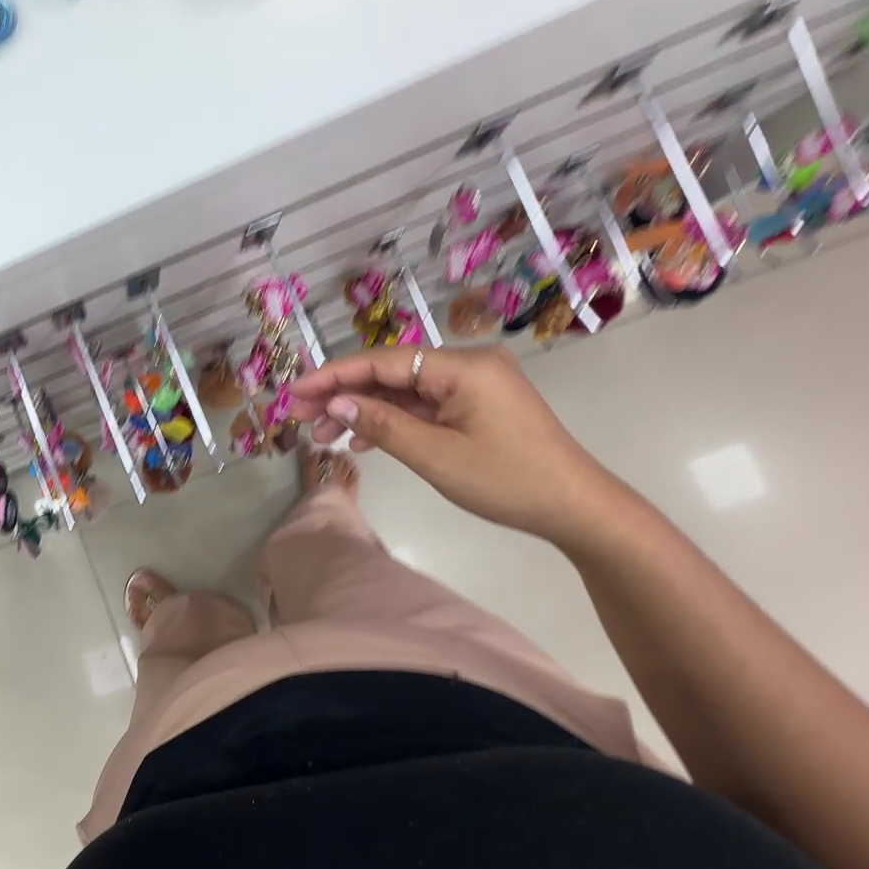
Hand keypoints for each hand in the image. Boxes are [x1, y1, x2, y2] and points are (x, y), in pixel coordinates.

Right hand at [287, 344, 626, 543]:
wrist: (575, 506)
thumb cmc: (507, 480)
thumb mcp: (435, 455)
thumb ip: (382, 424)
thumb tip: (335, 403)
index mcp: (462, 367)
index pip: (383, 362)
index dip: (333, 375)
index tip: (294, 392)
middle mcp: (466, 364)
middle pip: (389, 373)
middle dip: (341, 394)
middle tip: (298, 417)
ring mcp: (472, 384)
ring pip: (401, 391)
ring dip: (361, 411)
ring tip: (320, 436)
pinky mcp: (474, 405)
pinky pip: (421, 405)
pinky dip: (389, 420)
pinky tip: (360, 441)